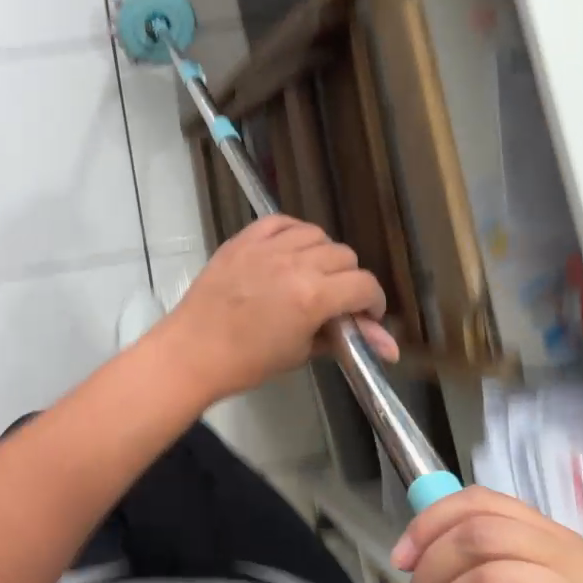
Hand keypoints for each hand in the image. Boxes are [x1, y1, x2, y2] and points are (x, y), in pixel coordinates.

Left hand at [149, 216, 396, 401]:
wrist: (193, 351)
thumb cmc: (248, 362)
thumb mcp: (301, 353)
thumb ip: (343, 338)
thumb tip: (390, 349)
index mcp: (313, 296)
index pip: (364, 285)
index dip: (374, 302)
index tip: (366, 315)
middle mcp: (295, 263)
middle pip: (345, 256)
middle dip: (349, 280)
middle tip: (337, 300)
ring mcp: (267, 247)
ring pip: (316, 234)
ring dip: (322, 254)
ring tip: (312, 274)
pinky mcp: (243, 239)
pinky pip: (280, 221)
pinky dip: (292, 232)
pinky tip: (289, 250)